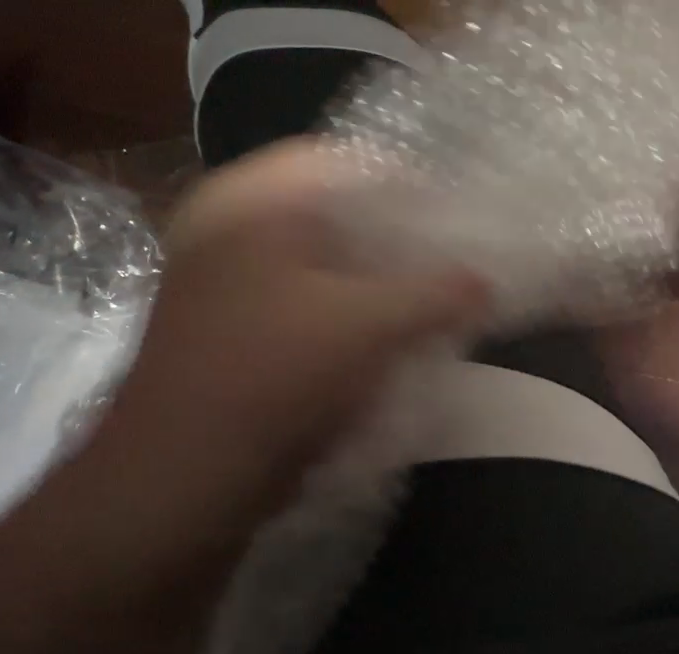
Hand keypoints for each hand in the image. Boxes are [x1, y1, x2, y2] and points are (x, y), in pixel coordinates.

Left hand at [111, 138, 491, 472]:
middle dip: (404, 241)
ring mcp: (233, 284)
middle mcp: (235, 231)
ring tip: (439, 307)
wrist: (193, 466)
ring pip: (328, 266)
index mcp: (251, 203)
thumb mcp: (369, 325)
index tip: (462, 219)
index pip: (343, 162)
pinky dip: (359, 319)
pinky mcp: (243, 334)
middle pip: (337, 215)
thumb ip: (436, 295)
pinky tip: (398, 344)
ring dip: (385, 286)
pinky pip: (315, 308)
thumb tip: (486, 283)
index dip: (408, 185)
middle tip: (459, 265)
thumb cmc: (275, 375)